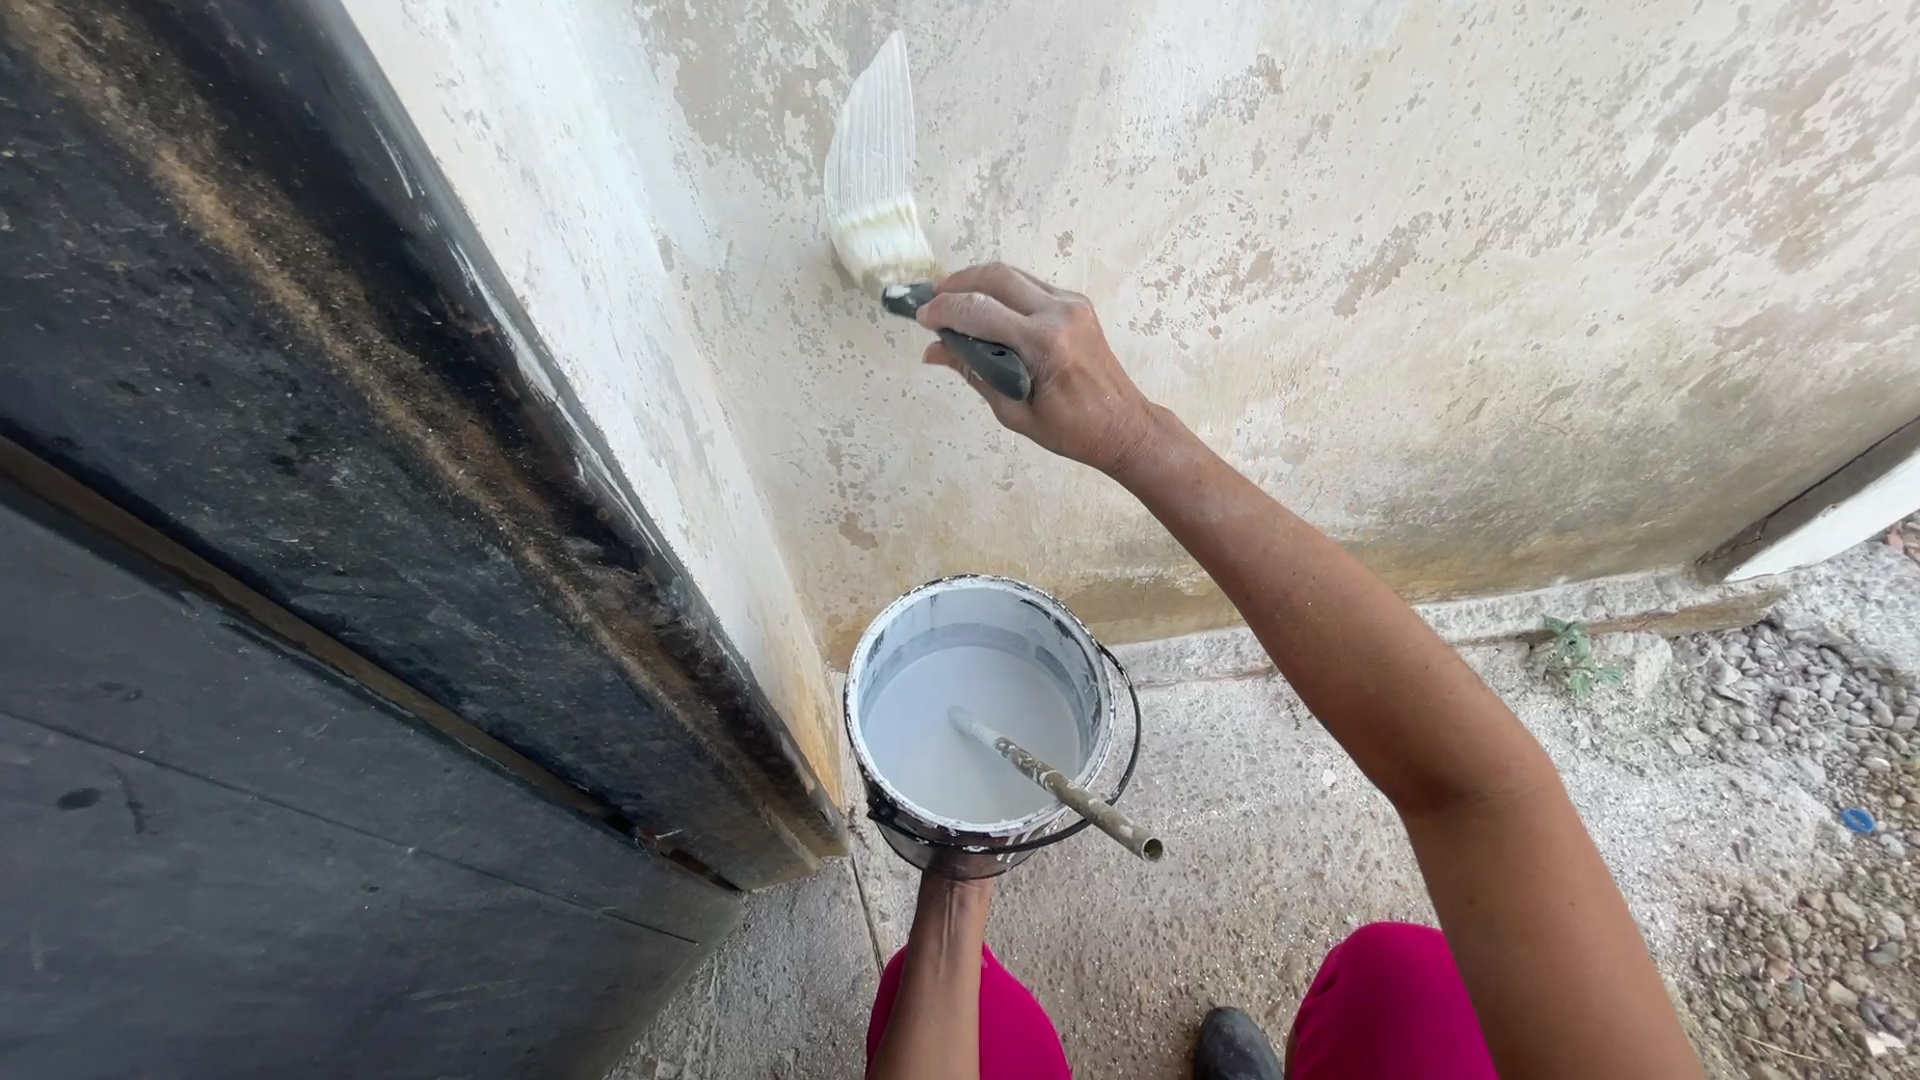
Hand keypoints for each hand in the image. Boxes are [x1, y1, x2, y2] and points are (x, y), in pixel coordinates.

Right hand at [917, 264, 1163, 475]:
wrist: (1123, 425)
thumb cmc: (1070, 431)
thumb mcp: (1013, 411)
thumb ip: (974, 373)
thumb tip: (933, 351)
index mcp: (1043, 343)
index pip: (980, 311)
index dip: (944, 310)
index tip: (921, 318)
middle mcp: (1059, 313)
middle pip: (995, 277)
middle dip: (956, 283)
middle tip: (930, 299)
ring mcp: (1071, 304)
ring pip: (1013, 275)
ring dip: (977, 281)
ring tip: (950, 298)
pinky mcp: (1077, 305)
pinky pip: (1030, 285)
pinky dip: (1002, 290)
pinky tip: (984, 306)